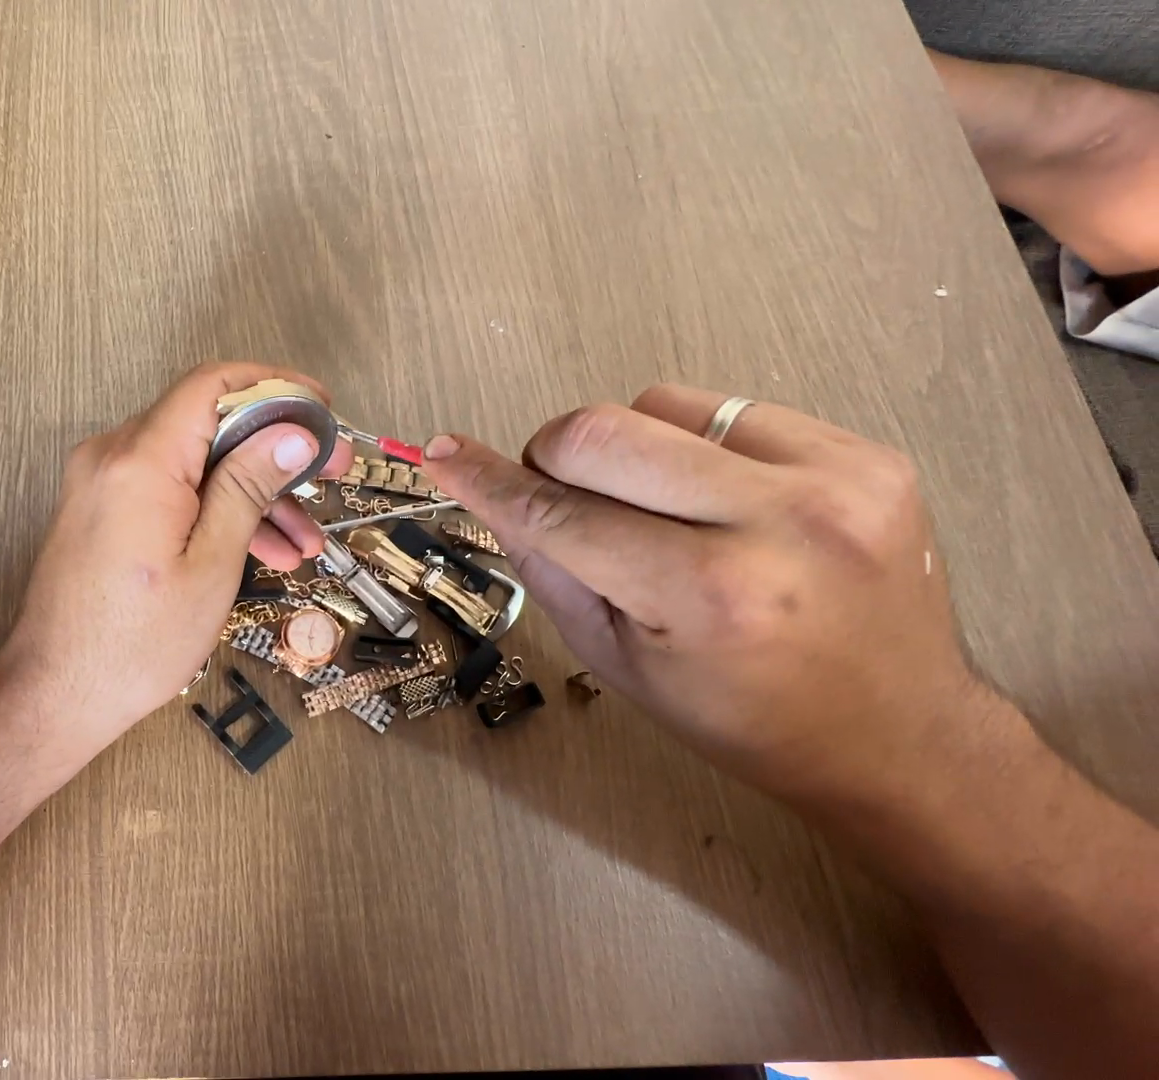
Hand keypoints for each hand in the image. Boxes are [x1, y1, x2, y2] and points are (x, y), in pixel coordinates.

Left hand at [0, 363, 353, 738]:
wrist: (57, 693)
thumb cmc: (137, 642)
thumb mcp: (210, 564)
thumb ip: (248, 487)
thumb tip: (293, 432)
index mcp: (139, 459)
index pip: (212, 385)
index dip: (274, 386)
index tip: (323, 408)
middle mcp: (112, 454)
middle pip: (206, 423)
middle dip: (273, 449)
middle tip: (328, 477)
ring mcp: (102, 481)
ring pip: (192, 462)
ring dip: (249, 491)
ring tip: (303, 541)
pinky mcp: (101, 507)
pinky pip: (168, 488)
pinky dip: (212, 509)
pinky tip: (260, 550)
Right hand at [421, 385, 991, 801]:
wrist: (896, 733)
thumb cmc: (735, 715)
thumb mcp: (615, 659)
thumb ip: (546, 567)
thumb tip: (492, 493)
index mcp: (706, 596)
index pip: (559, 514)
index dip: (488, 481)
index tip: (442, 453)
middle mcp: (777, 521)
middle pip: (600, 431)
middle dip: (550, 457)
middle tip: (558, 498)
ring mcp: (834, 475)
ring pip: (656, 404)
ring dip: (623, 449)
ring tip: (653, 510)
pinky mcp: (865, 450)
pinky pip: (725, 408)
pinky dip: (686, 445)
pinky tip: (712, 500)